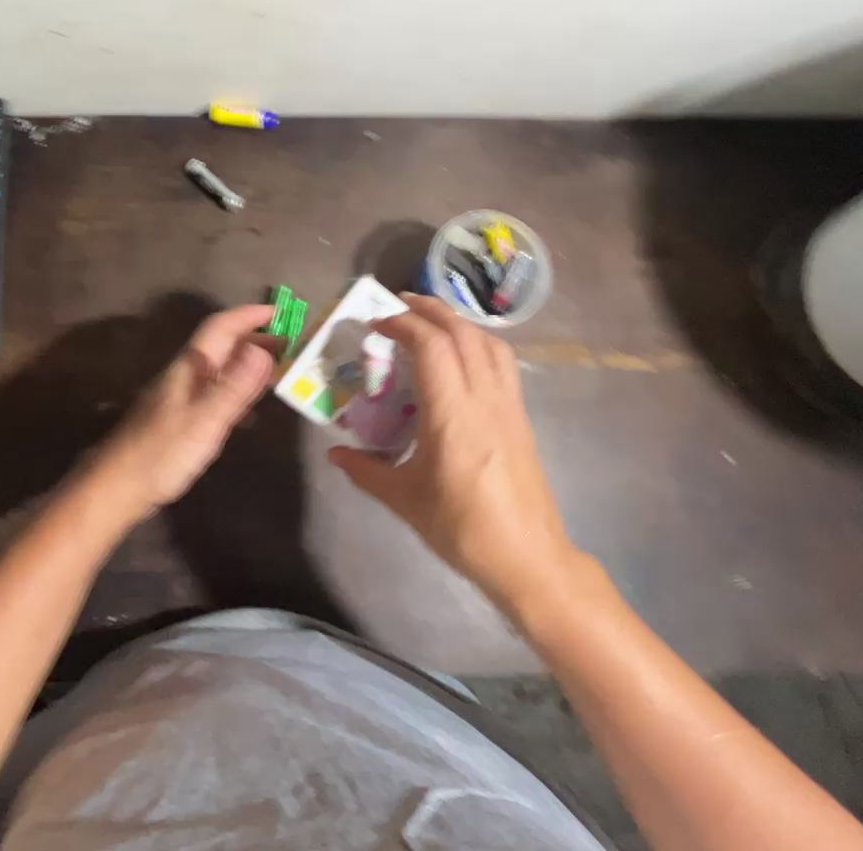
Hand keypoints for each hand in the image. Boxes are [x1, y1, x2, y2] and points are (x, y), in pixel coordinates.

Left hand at [80, 304, 278, 513]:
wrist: (118, 486)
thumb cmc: (161, 453)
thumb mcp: (205, 420)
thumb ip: (235, 387)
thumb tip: (263, 348)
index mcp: (189, 368)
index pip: (220, 328)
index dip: (248, 315)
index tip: (281, 312)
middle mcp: (185, 375)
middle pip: (221, 345)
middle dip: (254, 338)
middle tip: (290, 345)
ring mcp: (181, 397)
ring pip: (219, 369)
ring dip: (248, 364)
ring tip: (279, 372)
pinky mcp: (180, 419)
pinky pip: (215, 393)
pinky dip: (237, 392)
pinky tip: (250, 411)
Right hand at [328, 295, 579, 615]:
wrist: (527, 557)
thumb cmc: (460, 527)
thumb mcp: (402, 499)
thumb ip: (365, 469)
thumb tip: (335, 452)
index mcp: (453, 413)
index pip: (431, 345)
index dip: (402, 323)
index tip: (374, 323)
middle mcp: (485, 398)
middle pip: (462, 333)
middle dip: (429, 311)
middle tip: (397, 305)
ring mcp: (509, 406)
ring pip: (488, 343)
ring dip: (457, 323)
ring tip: (429, 323)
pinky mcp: (520, 419)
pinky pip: (501, 364)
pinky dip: (477, 345)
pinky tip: (460, 360)